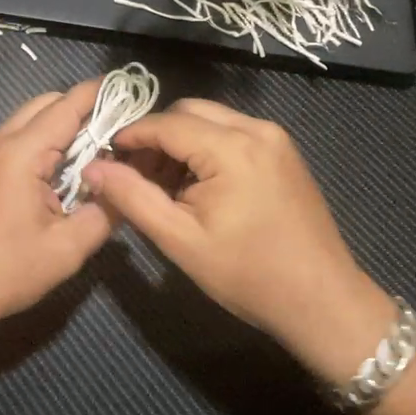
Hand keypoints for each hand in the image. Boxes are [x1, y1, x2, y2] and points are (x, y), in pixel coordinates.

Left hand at [0, 79, 113, 341]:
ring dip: (63, 130)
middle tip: (120, 133)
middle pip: (47, 105)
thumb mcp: (64, 250)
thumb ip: (102, 214)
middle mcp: (1, 141)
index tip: (133, 90)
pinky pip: (20, 142)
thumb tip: (124, 189)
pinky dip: (46, 145)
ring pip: (31, 122)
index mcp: (21, 152)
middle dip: (83, 110)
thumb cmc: (1, 271)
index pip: (67, 105)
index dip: (101, 94)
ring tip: (99, 156)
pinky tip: (66, 176)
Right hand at [83, 99, 395, 385]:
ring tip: (163, 184)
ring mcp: (275, 138)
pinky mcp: (284, 151)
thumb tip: (91, 168)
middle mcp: (256, 129)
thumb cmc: (248, 275)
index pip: (166, 123)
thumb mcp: (180, 240)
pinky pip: (232, 132)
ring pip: (210, 119)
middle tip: (134, 173)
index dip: (131, 136)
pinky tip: (197, 184)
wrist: (323, 303)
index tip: (105, 157)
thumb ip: (132, 198)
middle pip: (188, 112)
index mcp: (232, 148)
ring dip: (180, 141)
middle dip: (156, 136)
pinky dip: (206, 147)